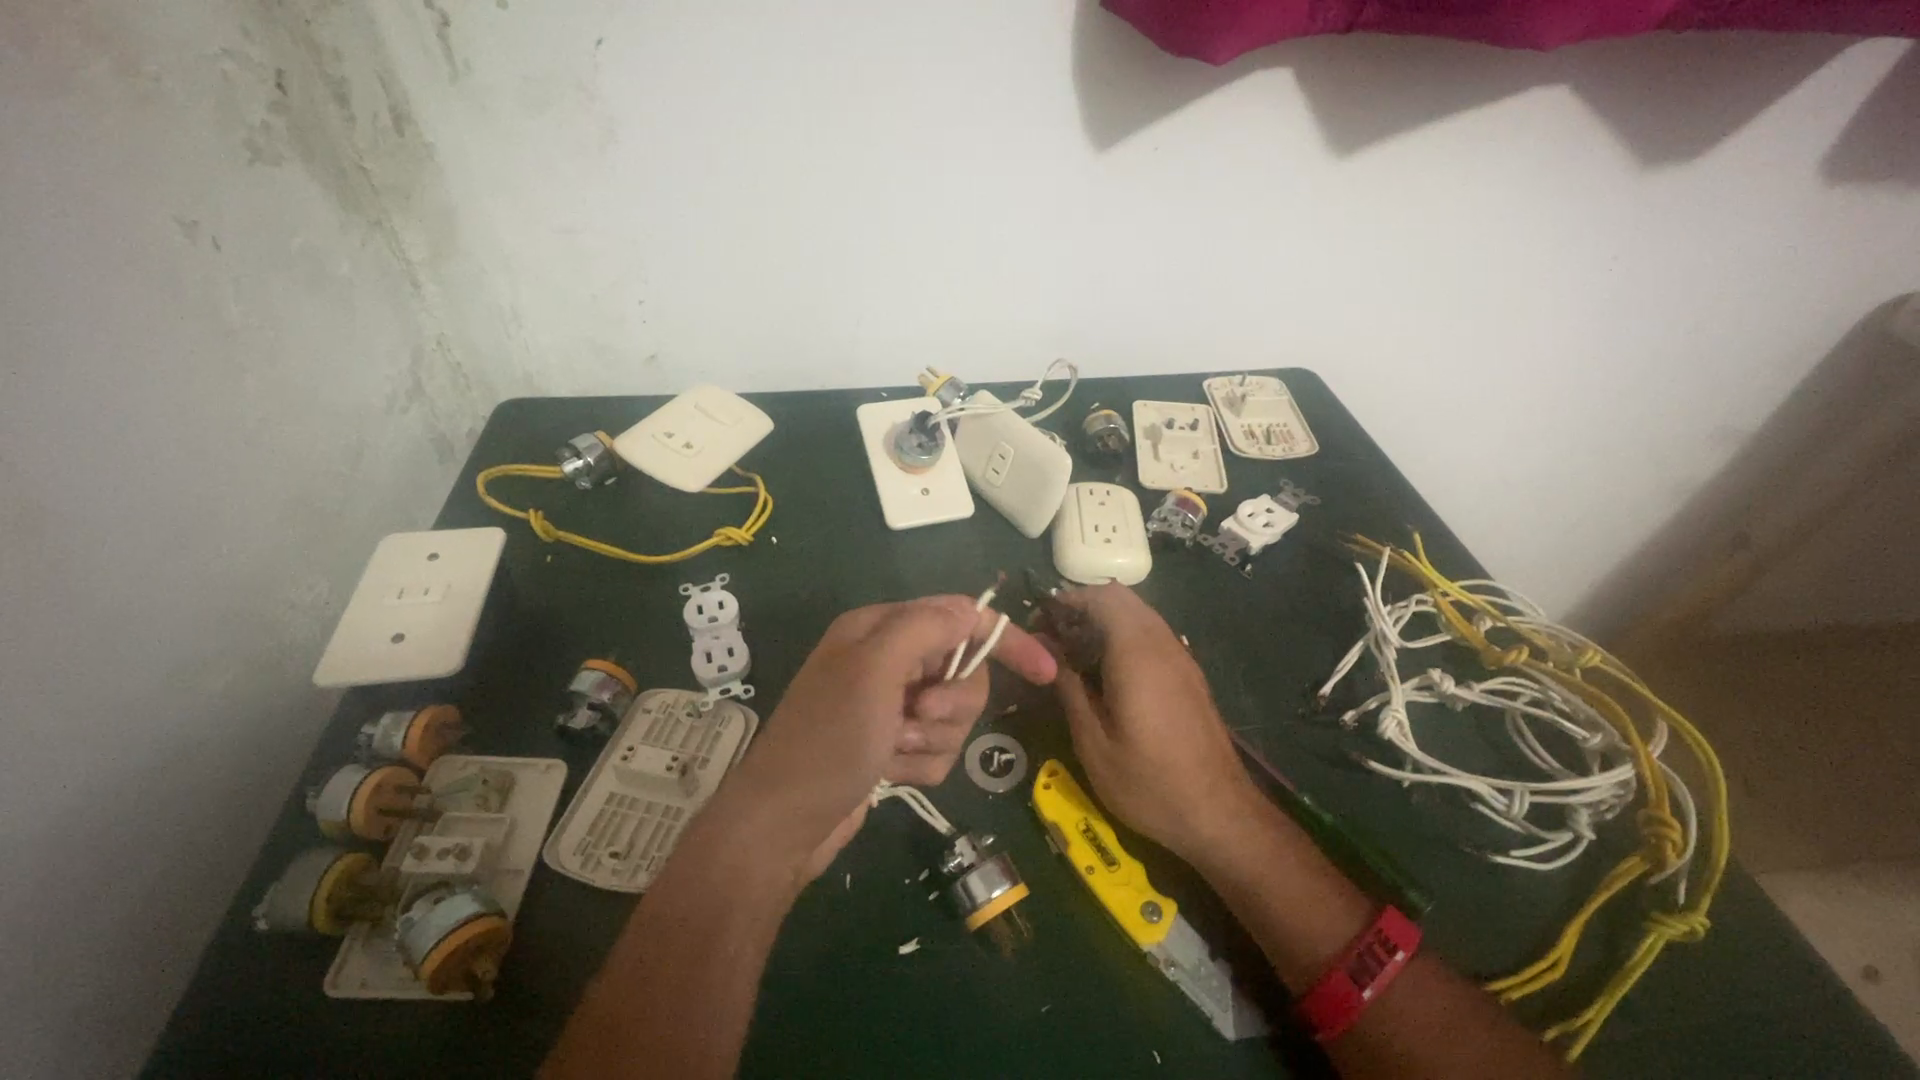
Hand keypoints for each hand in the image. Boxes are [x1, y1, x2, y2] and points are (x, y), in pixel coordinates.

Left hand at [712, 595, 1055, 886]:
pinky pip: (939, 750)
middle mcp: (888, 661)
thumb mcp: (875, 669)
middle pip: (965, 672)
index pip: (961, 617)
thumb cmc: (829, 738)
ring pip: (956, 716)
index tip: (1045, 673)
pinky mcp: (892, 747)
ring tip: (894, 750)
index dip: (1005, 639)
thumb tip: (970, 610)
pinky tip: (890, 773)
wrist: (784, 822)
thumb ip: (926, 628)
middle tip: (917, 716)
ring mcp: (890, 707)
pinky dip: (921, 765)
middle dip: (952, 703)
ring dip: (933, 739)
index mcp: (881, 629)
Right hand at [1049, 584, 1260, 866]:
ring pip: (1140, 615)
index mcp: (1137, 655)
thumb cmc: (1149, 784)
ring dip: (1105, 620)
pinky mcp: (1190, 676)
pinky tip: (1106, 672)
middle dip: (1084, 606)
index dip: (1066, 600)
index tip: (1038, 622)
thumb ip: (1069, 688)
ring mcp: (1182, 659)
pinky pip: (1153, 636)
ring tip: (1073, 653)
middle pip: (1122, 599)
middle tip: (1053, 635)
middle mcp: (1163, 646)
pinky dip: (1125, 636)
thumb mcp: (1093, 744)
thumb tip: (1046, 649)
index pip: (1102, 598)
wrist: (1220, 815)